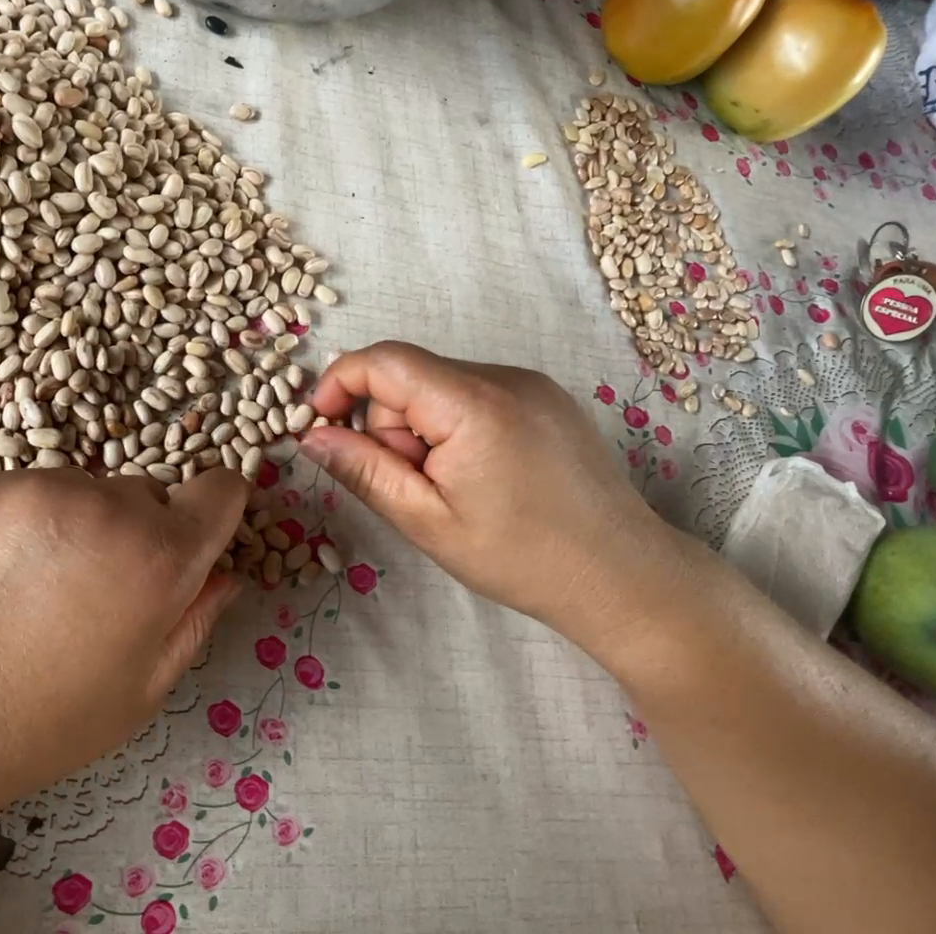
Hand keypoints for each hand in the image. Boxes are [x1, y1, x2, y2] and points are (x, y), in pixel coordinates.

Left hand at [0, 467, 247, 829]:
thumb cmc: (40, 723)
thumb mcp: (141, 692)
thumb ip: (194, 621)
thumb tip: (225, 574)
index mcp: (159, 556)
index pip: (220, 489)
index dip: (211, 513)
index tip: (189, 540)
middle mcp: (105, 504)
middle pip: (144, 494)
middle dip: (133, 531)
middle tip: (90, 589)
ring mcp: (36, 486)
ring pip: (80, 490)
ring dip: (73, 523)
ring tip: (28, 587)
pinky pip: (22, 490)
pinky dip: (18, 521)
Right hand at [299, 342, 688, 651]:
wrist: (625, 576)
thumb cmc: (521, 558)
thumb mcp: (426, 521)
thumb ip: (363, 470)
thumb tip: (310, 436)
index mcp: (473, 405)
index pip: (384, 360)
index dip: (339, 383)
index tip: (319, 426)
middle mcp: (504, 377)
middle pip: (409, 376)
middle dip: (390, 425)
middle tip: (415, 486)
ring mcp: (530, 383)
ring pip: (437, 387)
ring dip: (422, 429)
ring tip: (454, 486)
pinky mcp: (545, 397)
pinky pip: (471, 395)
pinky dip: (454, 426)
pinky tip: (481, 474)